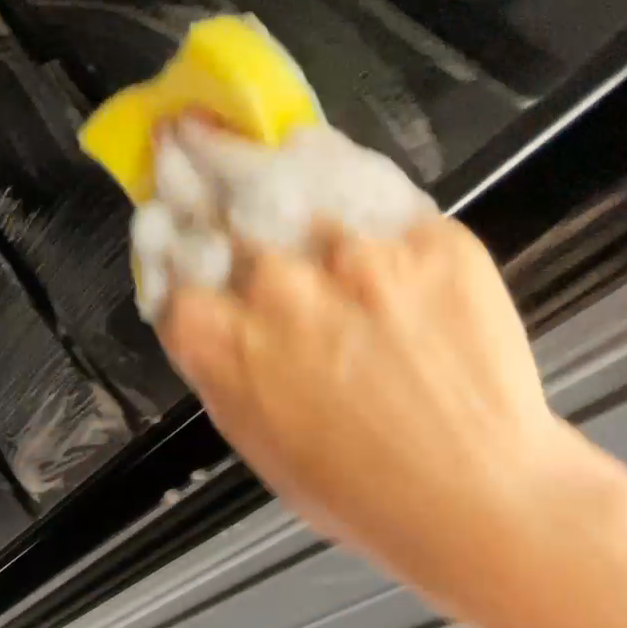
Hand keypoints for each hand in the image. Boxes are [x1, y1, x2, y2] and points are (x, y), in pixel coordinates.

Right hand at [155, 142, 569, 556]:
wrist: (469, 495)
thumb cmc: (345, 480)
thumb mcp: (238, 418)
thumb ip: (213, 348)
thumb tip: (205, 306)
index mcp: (207, 332)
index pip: (162, 253)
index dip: (159, 220)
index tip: (158, 195)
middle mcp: (265, 283)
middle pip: (215, 195)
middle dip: (195, 155)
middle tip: (184, 132)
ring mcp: (346, 255)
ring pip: (292, 175)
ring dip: (263, 154)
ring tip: (246, 135)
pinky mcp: (423, 243)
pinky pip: (372, 188)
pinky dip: (342, 171)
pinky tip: (321, 159)